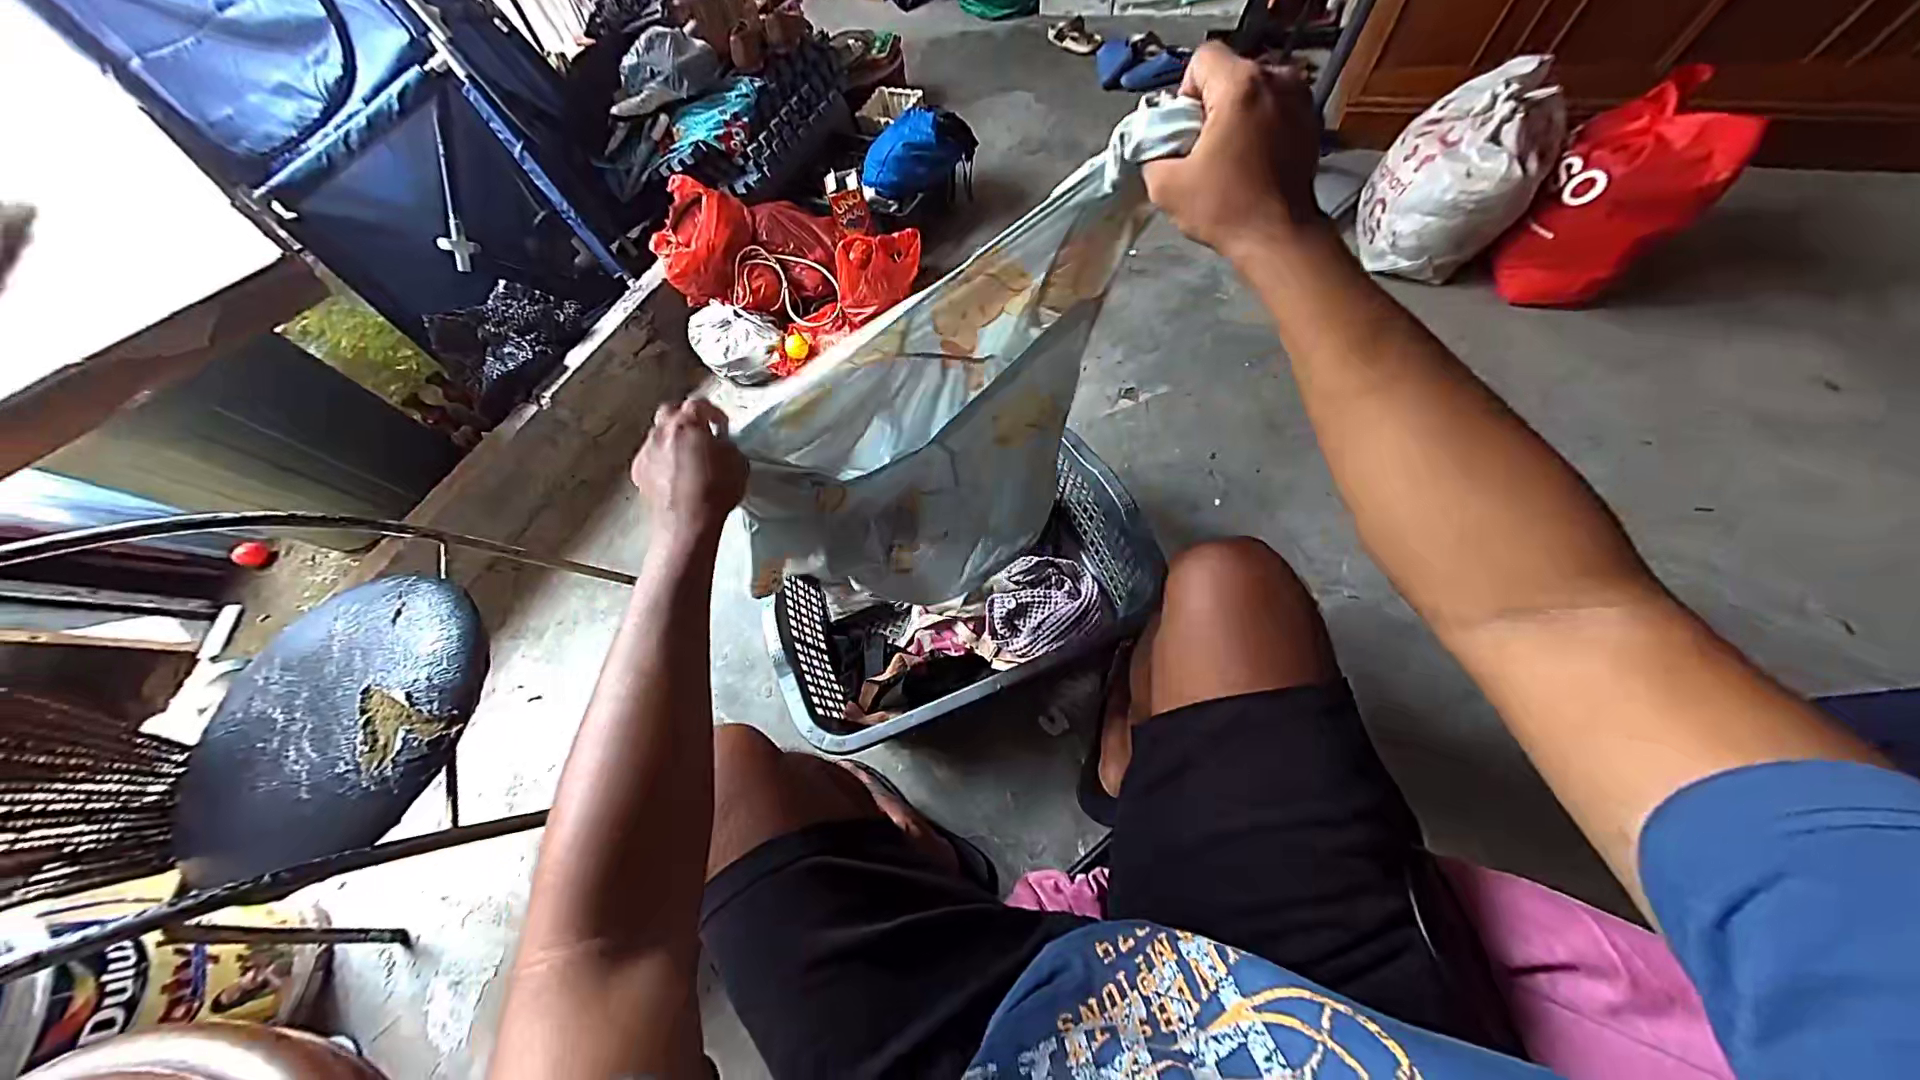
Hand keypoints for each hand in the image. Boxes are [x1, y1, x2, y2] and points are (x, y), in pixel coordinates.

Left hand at [630, 398, 747, 542]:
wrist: (687, 523)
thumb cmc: (714, 492)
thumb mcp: (738, 463)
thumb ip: (728, 445)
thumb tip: (721, 445)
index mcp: (688, 424)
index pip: (699, 404)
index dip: (714, 413)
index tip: (721, 425)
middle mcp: (663, 432)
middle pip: (670, 412)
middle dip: (685, 418)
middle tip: (700, 432)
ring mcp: (647, 451)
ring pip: (659, 434)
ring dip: (673, 440)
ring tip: (689, 456)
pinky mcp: (639, 471)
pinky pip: (651, 456)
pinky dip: (663, 459)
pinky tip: (676, 474)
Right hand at [1144, 43, 1322, 258]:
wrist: (1276, 235)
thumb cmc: (1226, 209)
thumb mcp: (1165, 186)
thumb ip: (1151, 153)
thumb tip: (1154, 144)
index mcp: (1240, 86)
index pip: (1202, 59)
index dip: (1184, 94)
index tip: (1184, 131)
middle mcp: (1276, 80)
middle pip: (1229, 74)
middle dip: (1210, 107)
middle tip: (1200, 151)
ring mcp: (1298, 99)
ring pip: (1252, 92)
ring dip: (1234, 117)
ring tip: (1226, 159)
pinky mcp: (1309, 121)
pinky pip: (1272, 111)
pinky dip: (1257, 129)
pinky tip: (1247, 163)